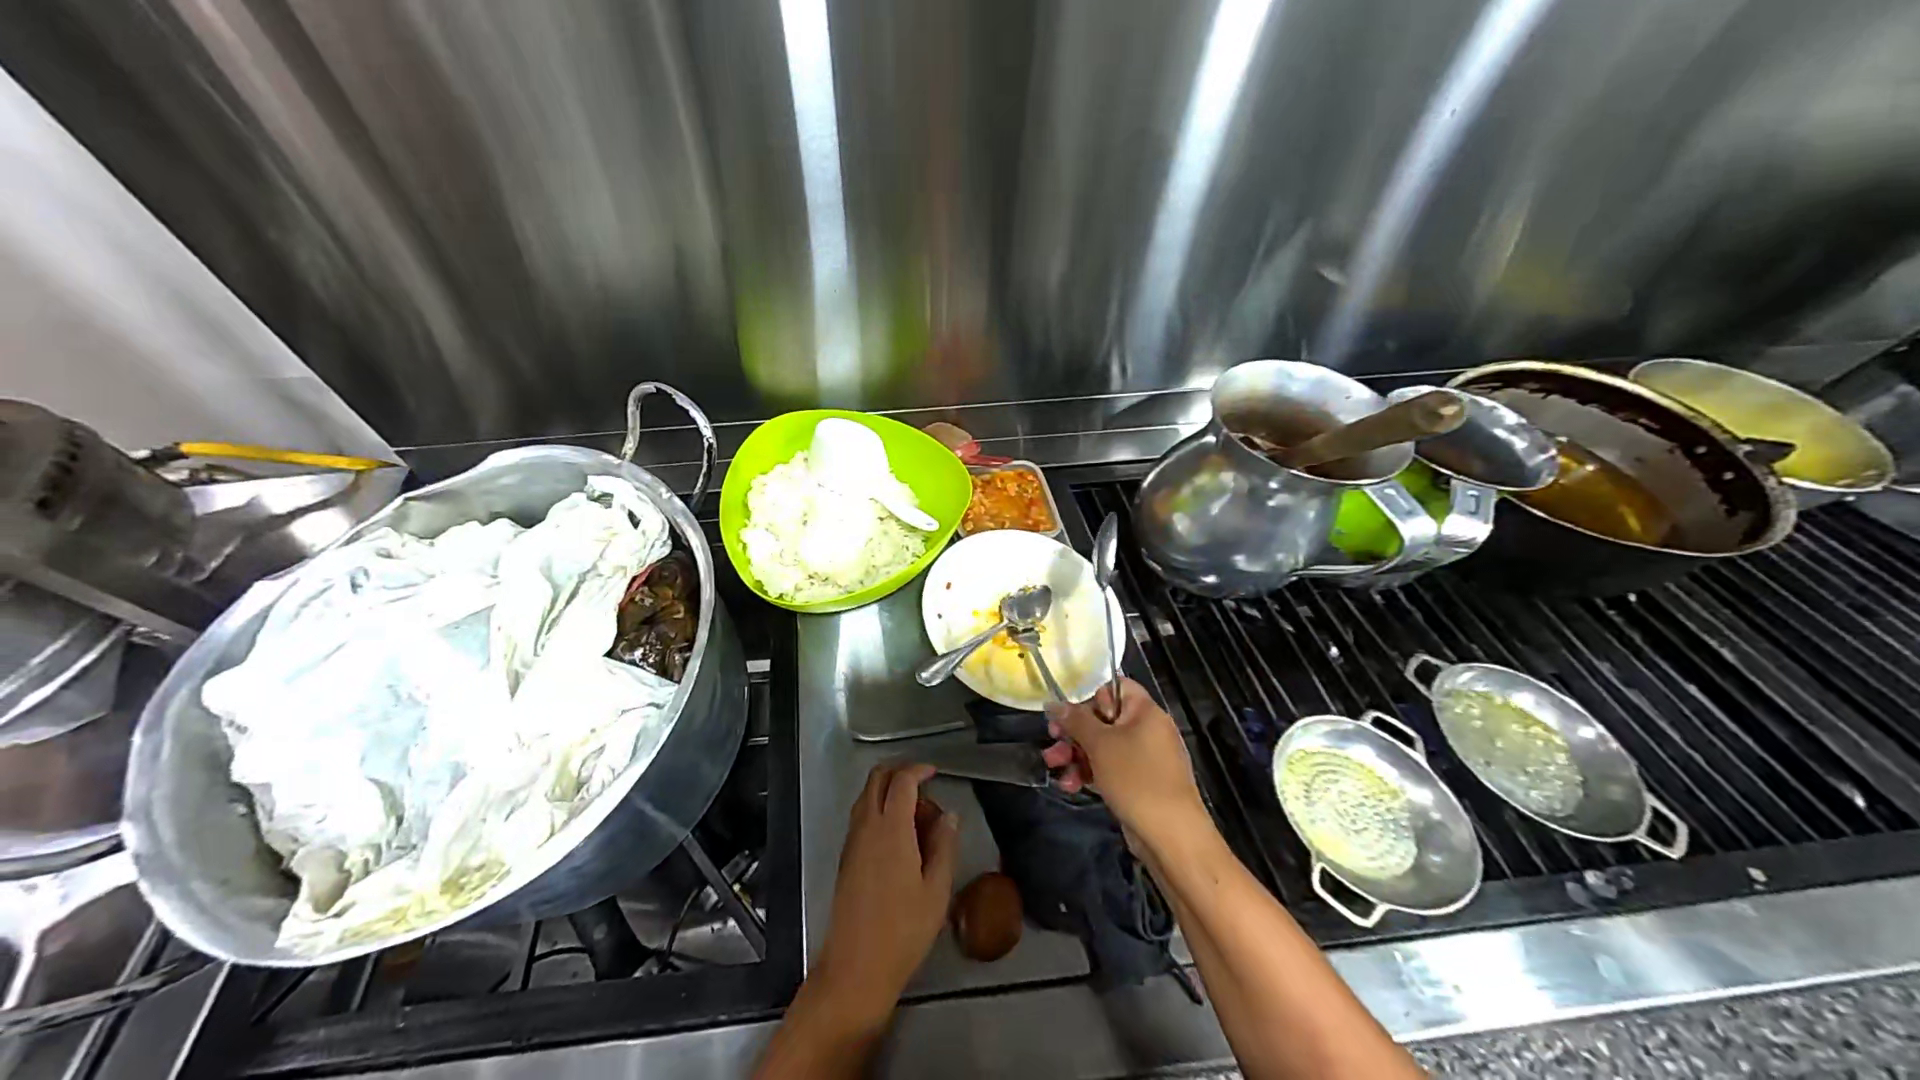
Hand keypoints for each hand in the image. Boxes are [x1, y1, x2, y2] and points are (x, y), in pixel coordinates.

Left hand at [815, 763, 959, 1012]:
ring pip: (866, 797)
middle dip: (899, 771)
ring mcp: (852, 842)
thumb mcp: (937, 890)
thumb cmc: (903, 930)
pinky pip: (861, 817)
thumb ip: (944, 846)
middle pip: (876, 779)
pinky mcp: (846, 858)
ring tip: (916, 812)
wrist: (856, 967)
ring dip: (887, 790)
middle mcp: (866, 827)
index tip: (935, 772)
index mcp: (890, 829)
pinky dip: (878, 809)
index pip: (901, 781)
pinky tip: (898, 834)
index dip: (918, 769)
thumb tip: (948, 816)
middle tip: (924, 784)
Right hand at [1043, 679, 1208, 845]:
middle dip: (1074, 731)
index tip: (1066, 711)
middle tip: (1052, 740)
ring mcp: (1145, 758)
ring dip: (1076, 754)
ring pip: (1103, 746)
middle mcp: (1147, 730)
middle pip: (1104, 718)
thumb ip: (1075, 720)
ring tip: (1054, 766)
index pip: (1116, 686)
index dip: (1089, 695)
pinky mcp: (1139, 782)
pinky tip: (1070, 785)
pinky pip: (1110, 768)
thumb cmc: (1136, 778)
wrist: (1170, 835)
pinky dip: (1090, 772)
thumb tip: (1054, 703)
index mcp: (1145, 711)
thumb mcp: (1100, 744)